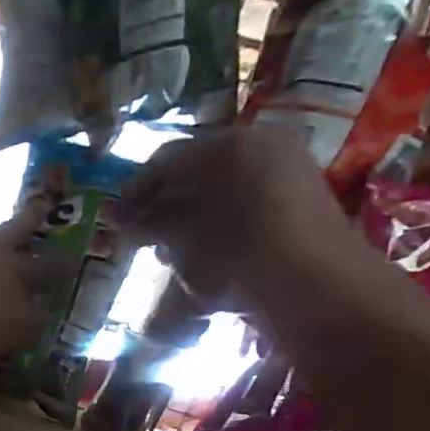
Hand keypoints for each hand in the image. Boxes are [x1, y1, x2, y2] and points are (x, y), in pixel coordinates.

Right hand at [116, 127, 354, 301]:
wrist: (313, 286)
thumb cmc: (237, 257)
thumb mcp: (185, 241)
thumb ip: (153, 224)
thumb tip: (128, 221)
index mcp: (227, 145)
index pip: (166, 159)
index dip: (135, 191)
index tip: (116, 220)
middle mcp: (259, 144)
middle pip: (196, 168)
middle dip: (163, 203)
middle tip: (140, 235)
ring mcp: (287, 167)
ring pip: (222, 185)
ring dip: (189, 214)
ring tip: (168, 250)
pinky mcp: (302, 196)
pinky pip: (248, 198)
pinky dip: (220, 220)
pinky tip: (205, 252)